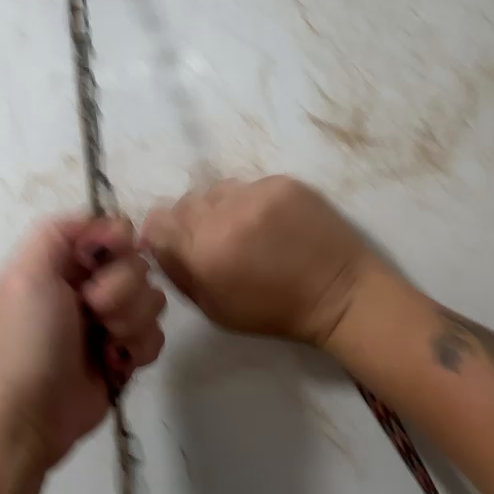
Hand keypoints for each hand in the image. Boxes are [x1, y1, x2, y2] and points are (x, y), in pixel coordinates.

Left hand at [0, 216, 167, 467]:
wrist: (27, 415)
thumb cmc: (25, 340)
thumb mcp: (26, 273)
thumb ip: (58, 232)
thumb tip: (104, 224)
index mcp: (60, 261)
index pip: (110, 231)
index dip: (118, 241)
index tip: (108, 256)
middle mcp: (86, 285)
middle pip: (137, 263)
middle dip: (122, 288)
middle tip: (93, 310)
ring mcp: (107, 321)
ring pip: (151, 299)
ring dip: (131, 320)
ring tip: (105, 343)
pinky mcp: (125, 354)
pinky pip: (155, 335)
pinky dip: (138, 348)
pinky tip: (115, 363)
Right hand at [143, 176, 380, 346]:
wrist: (339, 293)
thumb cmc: (273, 310)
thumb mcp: (215, 308)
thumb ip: (179, 273)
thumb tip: (155, 244)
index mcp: (204, 253)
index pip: (159, 221)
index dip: (163, 232)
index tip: (177, 242)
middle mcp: (224, 217)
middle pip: (185, 203)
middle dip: (192, 222)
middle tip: (215, 240)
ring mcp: (255, 195)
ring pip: (216, 190)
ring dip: (221, 208)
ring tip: (245, 229)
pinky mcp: (282, 183)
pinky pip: (249, 185)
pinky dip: (252, 201)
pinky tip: (270, 222)